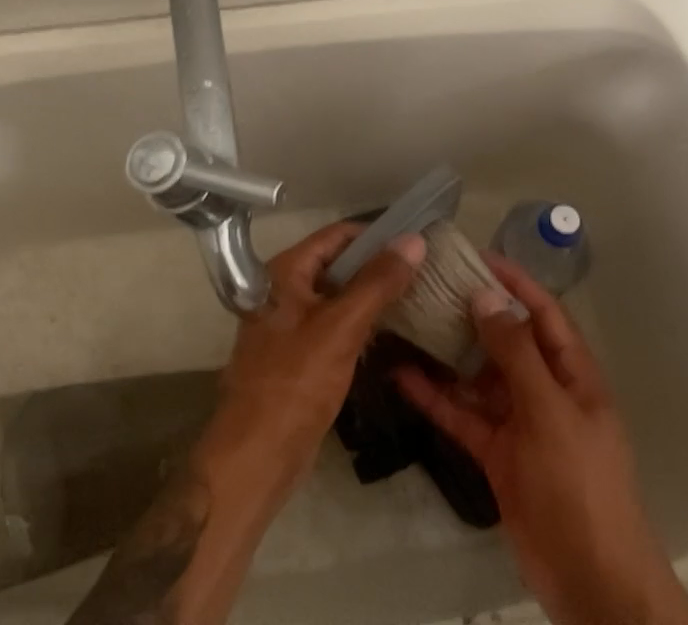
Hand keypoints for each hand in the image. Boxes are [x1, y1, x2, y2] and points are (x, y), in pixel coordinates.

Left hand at [194, 222, 426, 520]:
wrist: (259, 453)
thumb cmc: (295, 383)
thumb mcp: (341, 327)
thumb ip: (377, 282)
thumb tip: (414, 240)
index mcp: (284, 273)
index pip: (336, 235)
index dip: (377, 234)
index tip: (419, 240)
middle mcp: (284, 291)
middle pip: (338, 264)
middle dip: (379, 265)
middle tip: (429, 269)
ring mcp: (291, 325)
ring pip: (340, 297)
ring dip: (375, 296)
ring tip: (422, 295)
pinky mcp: (301, 355)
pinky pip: (337, 326)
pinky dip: (364, 324)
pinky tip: (396, 330)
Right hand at [396, 255, 687, 624]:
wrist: (587, 574)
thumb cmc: (579, 482)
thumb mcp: (550, 412)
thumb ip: (517, 354)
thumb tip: (487, 298)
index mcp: (573, 374)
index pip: (543, 314)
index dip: (513, 282)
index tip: (473, 256)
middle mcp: (546, 390)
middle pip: (505, 340)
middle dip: (471, 313)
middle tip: (426, 284)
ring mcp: (519, 423)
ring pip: (477, 376)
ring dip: (447, 352)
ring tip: (406, 320)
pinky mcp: (495, 452)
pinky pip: (462, 415)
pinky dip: (435, 396)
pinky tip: (401, 375)